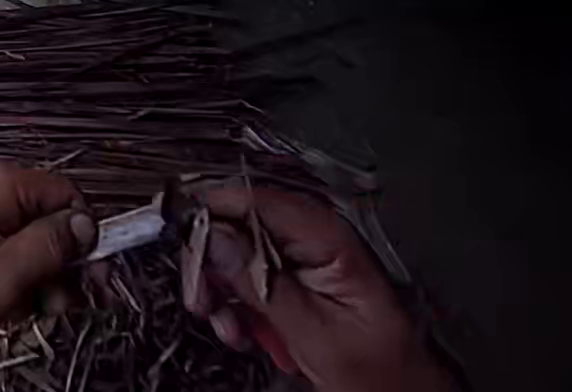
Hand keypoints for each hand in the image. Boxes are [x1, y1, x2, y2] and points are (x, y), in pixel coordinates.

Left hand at [0, 165, 96, 340]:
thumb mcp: (8, 271)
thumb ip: (52, 245)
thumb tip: (88, 224)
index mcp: (8, 186)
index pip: (69, 195)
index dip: (85, 236)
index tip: (90, 277)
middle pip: (54, 221)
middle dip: (60, 266)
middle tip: (52, 303)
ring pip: (35, 242)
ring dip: (38, 280)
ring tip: (17, 306)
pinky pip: (12, 252)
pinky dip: (15, 279)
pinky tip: (1, 301)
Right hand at [184, 185, 452, 391]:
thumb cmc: (388, 378)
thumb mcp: (319, 336)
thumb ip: (262, 283)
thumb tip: (214, 236)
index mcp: (324, 233)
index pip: (249, 197)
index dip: (210, 215)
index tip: (183, 238)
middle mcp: (306, 233)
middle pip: (234, 222)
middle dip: (210, 260)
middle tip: (200, 294)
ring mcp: (295, 253)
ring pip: (231, 247)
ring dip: (217, 285)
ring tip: (224, 322)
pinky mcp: (287, 274)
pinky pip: (242, 270)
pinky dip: (230, 298)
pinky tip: (237, 324)